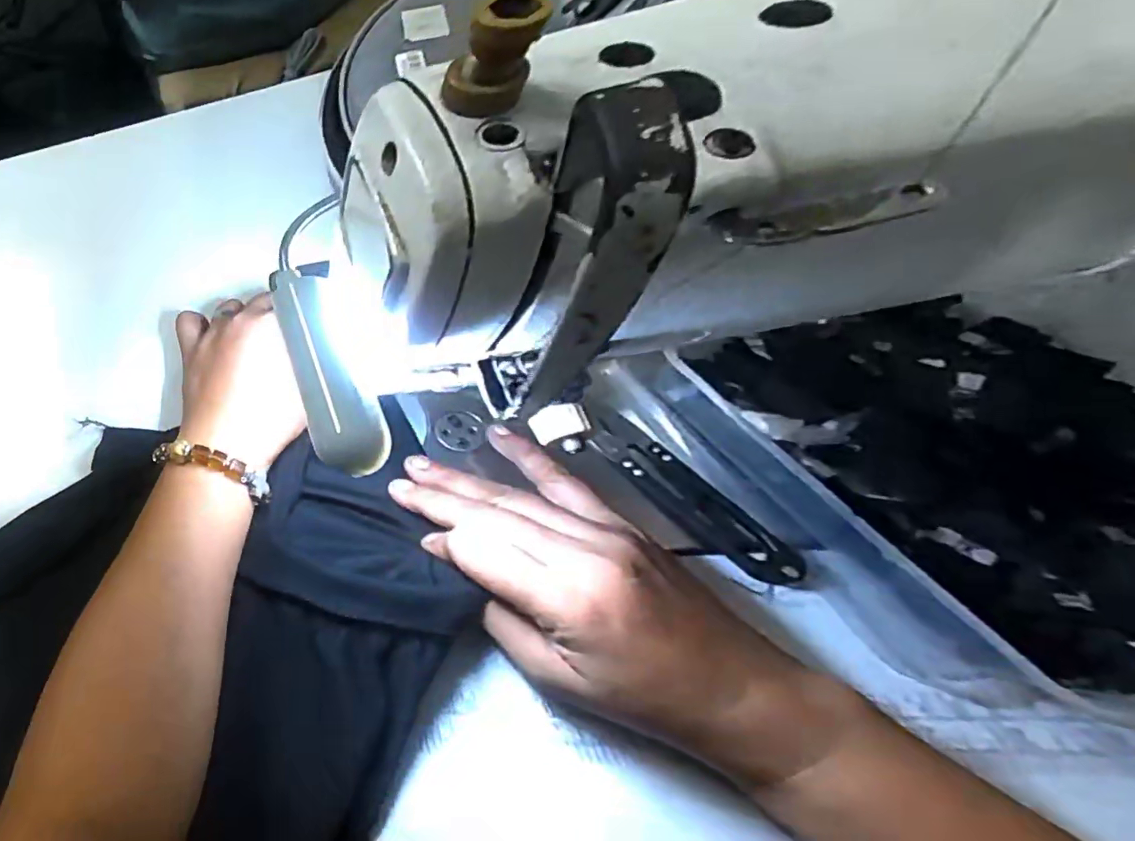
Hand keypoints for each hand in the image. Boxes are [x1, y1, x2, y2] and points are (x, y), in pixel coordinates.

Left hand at [174, 294, 306, 469]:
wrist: (224, 447)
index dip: (298, 315)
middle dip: (272, 316)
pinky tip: (212, 338)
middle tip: (280, 342)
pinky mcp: (189, 349)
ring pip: (228, 308)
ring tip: (249, 341)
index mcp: (269, 323)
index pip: (289, 301)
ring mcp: (211, 333)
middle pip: (259, 301)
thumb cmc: (270, 420)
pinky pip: (190, 320)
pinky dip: (201, 323)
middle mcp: (239, 319)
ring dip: (241, 317)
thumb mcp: (306, 390)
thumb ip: (310, 361)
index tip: (303, 331)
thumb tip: (313, 348)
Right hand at [388, 425, 860, 791]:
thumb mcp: (561, 680)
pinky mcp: (618, 521)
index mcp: (568, 598)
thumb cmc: (643, 699)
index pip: (485, 551)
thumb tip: (462, 566)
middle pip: (494, 513)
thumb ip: (504, 619)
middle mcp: (583, 551)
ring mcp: (603, 528)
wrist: (735, 690)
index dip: (445, 541)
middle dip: (440, 497)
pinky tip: (498, 436)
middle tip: (398, 482)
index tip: (412, 533)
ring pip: (517, 495)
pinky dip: (527, 455)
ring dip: (465, 478)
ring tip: (423, 465)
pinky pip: (564, 480)